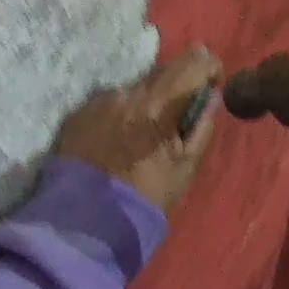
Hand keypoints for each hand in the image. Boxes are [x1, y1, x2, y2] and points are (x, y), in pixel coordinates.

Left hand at [53, 45, 221, 214]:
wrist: (85, 226)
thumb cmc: (146, 201)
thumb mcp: (186, 169)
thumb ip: (202, 127)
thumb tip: (211, 95)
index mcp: (156, 106)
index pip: (193, 61)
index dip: (209, 69)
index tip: (210, 88)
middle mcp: (126, 94)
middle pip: (162, 72)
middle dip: (175, 90)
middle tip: (173, 124)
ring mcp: (98, 102)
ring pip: (135, 90)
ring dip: (144, 105)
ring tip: (139, 140)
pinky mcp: (78, 114)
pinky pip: (109, 105)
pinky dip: (119, 117)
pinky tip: (115, 145)